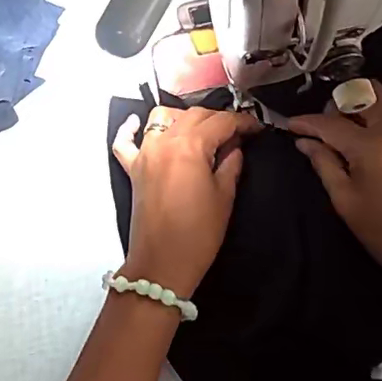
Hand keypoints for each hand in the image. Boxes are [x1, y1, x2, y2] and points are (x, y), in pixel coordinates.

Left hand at [112, 106, 261, 296]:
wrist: (162, 265)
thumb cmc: (198, 234)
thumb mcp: (224, 196)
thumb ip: (231, 163)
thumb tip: (235, 146)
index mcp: (190, 147)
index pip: (220, 122)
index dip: (242, 122)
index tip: (256, 129)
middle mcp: (163, 142)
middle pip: (193, 115)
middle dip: (217, 119)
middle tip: (236, 133)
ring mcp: (144, 154)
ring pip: (162, 118)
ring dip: (183, 118)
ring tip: (201, 131)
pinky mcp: (133, 170)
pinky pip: (125, 141)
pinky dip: (131, 129)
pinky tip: (138, 123)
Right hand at [288, 87, 381, 294]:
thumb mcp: (346, 201)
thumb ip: (324, 165)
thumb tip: (306, 143)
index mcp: (373, 146)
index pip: (332, 122)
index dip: (307, 122)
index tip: (291, 124)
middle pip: (367, 96)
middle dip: (341, 103)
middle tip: (324, 125)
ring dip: (362, 116)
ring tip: (346, 142)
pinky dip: (381, 130)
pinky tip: (372, 155)